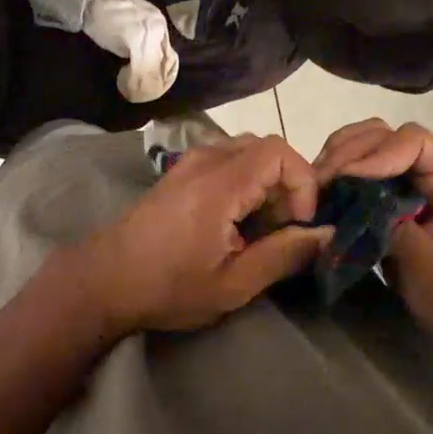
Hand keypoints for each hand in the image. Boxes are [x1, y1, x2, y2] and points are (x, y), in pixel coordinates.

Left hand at [65, 134, 332, 334]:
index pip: (279, 150)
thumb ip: (283, 254)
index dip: (302, 181)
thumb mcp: (233, 284)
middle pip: (265, 147)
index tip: (300, 223)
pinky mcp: (182, 171)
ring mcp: (191, 161)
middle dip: (287, 184)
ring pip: (247, 152)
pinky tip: (235, 224)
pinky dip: (245, 183)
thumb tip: (326, 234)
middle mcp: (206, 159)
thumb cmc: (169, 286)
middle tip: (282, 230)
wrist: (106, 279)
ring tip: (260, 231)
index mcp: (220, 182)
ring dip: (266, 184)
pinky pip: (228, 161)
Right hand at [313, 120, 432, 354]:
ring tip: (317, 183)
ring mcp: (414, 183)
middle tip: (320, 179)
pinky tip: (322, 192)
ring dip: (340, 158)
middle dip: (351, 152)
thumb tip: (360, 205)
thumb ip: (403, 234)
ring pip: (370, 145)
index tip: (345, 178)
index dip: (378, 153)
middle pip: (387, 135)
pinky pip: (363, 170)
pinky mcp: (393, 198)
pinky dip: (339, 174)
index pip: (415, 142)